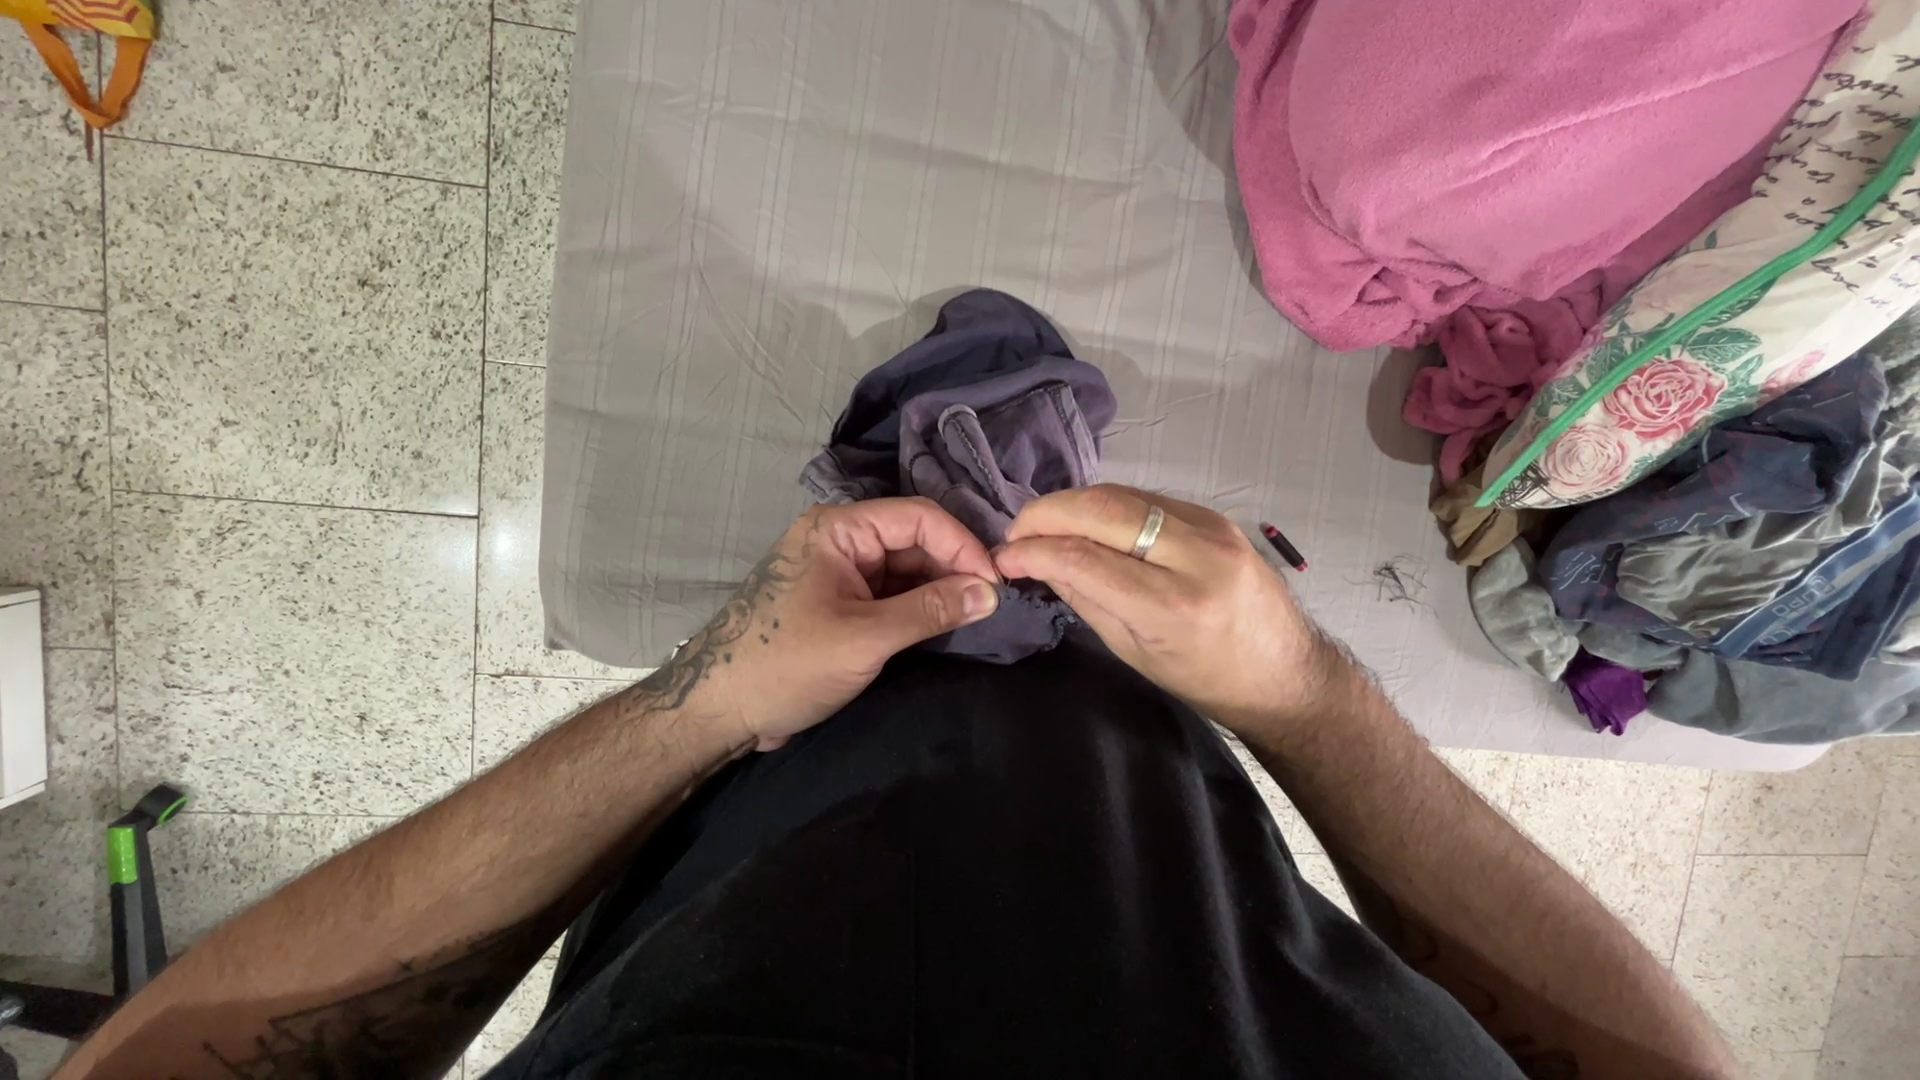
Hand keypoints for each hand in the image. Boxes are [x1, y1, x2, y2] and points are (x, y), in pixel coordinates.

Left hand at [652, 498, 1000, 751]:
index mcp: (838, 530)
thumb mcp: (865, 638)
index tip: (995, 584)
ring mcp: (839, 572)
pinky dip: (919, 607)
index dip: (962, 545)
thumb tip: (991, 592)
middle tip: (992, 606)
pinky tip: (946, 624)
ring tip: (977, 616)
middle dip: (954, 568)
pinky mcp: (840, 602)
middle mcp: (840, 540)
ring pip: (905, 568)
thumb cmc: (786, 666)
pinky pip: (890, 593)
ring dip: (940, 590)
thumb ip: (931, 611)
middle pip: (913, 540)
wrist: (720, 711)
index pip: (918, 518)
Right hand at [993, 484, 1348, 734]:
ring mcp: (1210, 528)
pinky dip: (1104, 505)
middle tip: (1015, 533)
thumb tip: (1037, 562)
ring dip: (1071, 505)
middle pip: (1100, 509)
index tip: (1002, 557)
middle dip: (1044, 514)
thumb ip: (1085, 598)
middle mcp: (1195, 556)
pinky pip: (1144, 498)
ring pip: (1120, 494)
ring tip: (1042, 527)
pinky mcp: (1214, 515)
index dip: (1032, 551)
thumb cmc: (1205, 678)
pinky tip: (1084, 522)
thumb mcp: (1134, 651)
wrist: (1285, 671)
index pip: (1083, 558)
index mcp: (1173, 607)